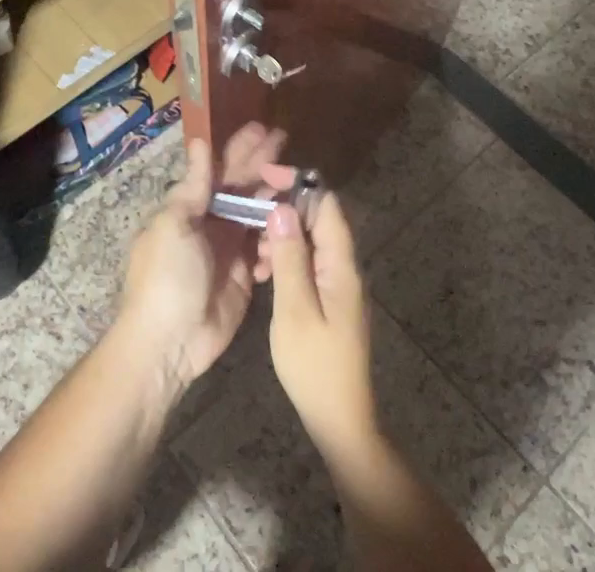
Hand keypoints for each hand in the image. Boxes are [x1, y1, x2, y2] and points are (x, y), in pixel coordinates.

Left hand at [117, 123, 294, 390]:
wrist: (168, 344)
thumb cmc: (166, 278)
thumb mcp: (173, 226)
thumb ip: (192, 188)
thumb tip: (199, 144)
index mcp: (188, 208)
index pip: (219, 171)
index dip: (241, 149)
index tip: (264, 128)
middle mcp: (210, 224)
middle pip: (242, 189)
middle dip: (265, 167)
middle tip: (289, 143)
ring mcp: (229, 250)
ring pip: (259, 216)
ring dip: (277, 201)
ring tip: (300, 184)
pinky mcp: (246, 276)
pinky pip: (268, 249)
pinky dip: (278, 239)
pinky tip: (293, 225)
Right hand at [264, 189, 379, 460]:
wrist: (340, 419)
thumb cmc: (315, 366)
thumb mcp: (294, 310)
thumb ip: (290, 259)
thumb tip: (284, 209)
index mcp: (342, 266)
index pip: (327, 206)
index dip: (299, 184)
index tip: (266, 175)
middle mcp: (345, 269)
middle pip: (321, 221)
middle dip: (287, 207)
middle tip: (249, 208)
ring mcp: (339, 286)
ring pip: (312, 243)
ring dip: (284, 236)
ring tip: (252, 248)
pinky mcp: (330, 302)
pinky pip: (308, 266)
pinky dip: (286, 260)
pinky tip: (262, 272)